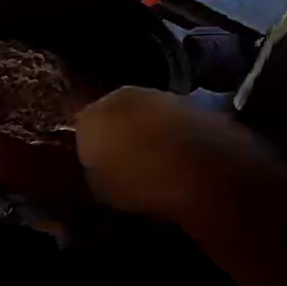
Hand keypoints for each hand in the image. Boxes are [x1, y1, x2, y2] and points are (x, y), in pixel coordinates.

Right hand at [74, 87, 286, 222]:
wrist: (205, 171)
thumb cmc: (141, 184)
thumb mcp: (102, 190)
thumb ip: (95, 170)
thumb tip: (100, 167)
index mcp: (89, 117)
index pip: (81, 130)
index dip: (91, 149)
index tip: (100, 166)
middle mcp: (119, 97)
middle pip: (113, 114)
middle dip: (119, 133)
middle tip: (127, 161)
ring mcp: (160, 95)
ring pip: (146, 114)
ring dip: (149, 131)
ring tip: (159, 161)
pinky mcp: (195, 102)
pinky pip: (176, 120)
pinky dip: (177, 133)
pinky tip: (185, 157)